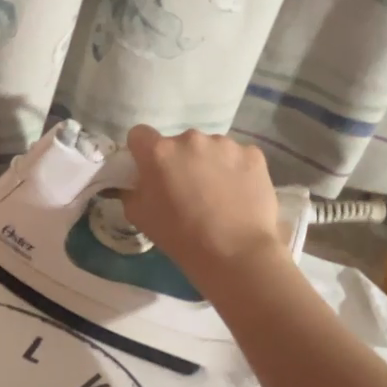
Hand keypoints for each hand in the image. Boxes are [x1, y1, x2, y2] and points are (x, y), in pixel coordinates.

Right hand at [119, 125, 288, 299]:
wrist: (234, 252)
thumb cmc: (179, 235)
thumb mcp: (138, 216)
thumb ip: (132, 190)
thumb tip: (138, 182)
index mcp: (158, 152)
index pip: (140, 135)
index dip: (142, 151)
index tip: (149, 170)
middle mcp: (190, 139)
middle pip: (178, 143)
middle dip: (179, 160)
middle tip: (186, 188)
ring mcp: (225, 144)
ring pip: (210, 148)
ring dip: (208, 163)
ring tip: (217, 193)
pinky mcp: (253, 154)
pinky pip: (238, 156)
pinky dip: (235, 170)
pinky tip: (238, 193)